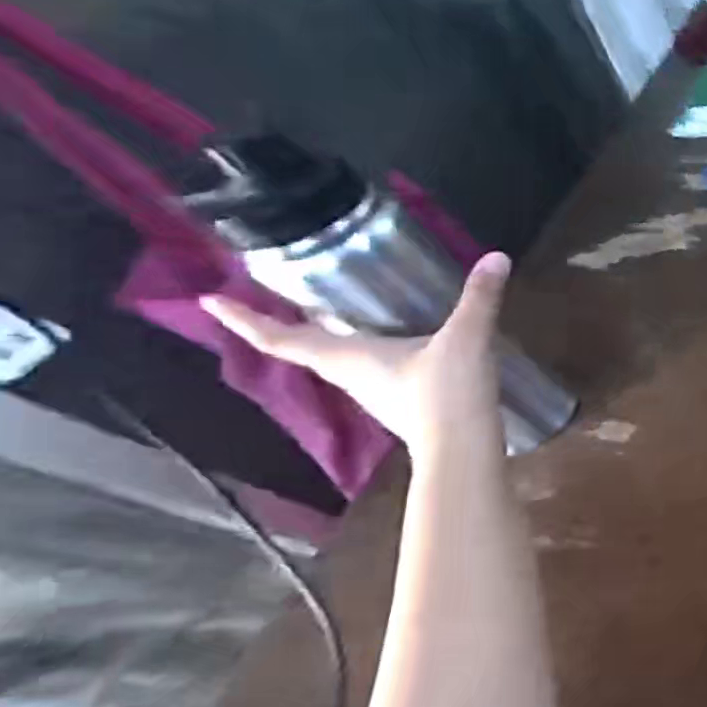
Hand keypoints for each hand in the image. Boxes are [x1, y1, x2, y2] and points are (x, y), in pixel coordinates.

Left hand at [202, 251, 511, 453]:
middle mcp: (353, 376)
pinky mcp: (405, 403)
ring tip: (344, 317)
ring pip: (344, 361)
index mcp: (350, 358)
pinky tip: (400, 345)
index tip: (210, 300)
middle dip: (293, 326)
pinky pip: (377, 372)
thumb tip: (496, 257)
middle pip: (311, 349)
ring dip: (335, 340)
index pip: (283, 339)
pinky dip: (375, 354)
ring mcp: (378, 394)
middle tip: (287, 299)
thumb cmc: (446, 393)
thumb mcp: (466, 338)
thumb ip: (479, 298)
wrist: (462, 449)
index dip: (245, 320)